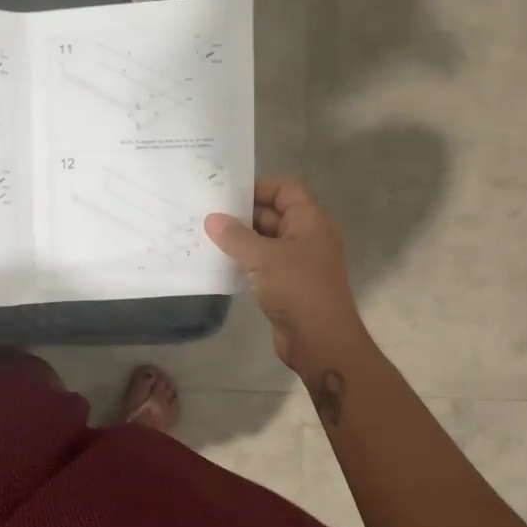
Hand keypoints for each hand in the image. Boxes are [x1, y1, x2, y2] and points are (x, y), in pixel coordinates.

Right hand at [205, 177, 371, 374]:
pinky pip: (263, 262)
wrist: (320, 340)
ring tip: (206, 236)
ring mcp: (298, 260)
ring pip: (265, 239)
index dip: (257, 186)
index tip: (224, 193)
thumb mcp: (263, 257)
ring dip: (240, 238)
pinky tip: (220, 262)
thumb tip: (212, 219)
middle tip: (207, 214)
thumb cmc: (297, 289)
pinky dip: (244, 260)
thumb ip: (235, 236)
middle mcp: (307, 236)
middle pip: (273, 213)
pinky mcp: (288, 282)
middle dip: (242, 213)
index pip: (284, 189)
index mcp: (310, 221)